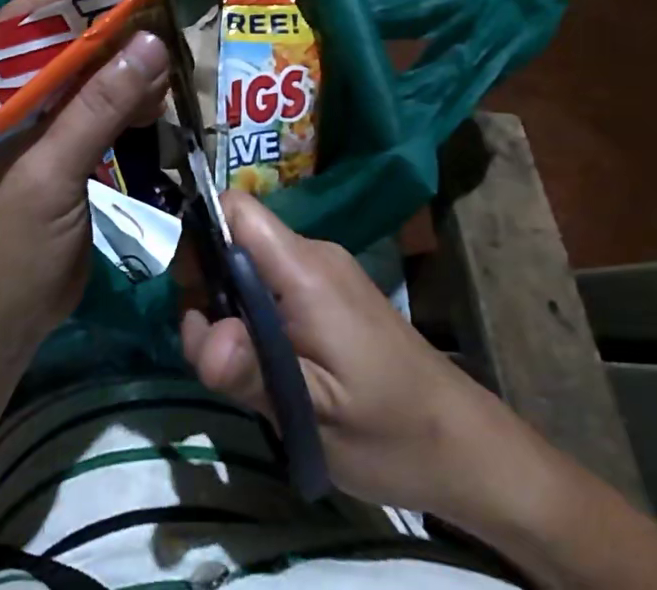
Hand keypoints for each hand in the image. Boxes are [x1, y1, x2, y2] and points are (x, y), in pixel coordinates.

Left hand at [0, 0, 169, 356]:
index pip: (19, 28)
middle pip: (53, 50)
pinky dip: (120, 106)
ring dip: (118, 71)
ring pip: (76, 83)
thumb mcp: (49, 177)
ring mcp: (23, 132)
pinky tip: (151, 103)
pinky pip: (88, 118)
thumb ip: (96, 108)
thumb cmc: (1, 254)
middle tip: (156, 24)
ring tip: (161, 67)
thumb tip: (149, 43)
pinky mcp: (50, 158)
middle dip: (104, 34)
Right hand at [181, 192, 552, 525]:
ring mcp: (323, 275)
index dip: (198, 235)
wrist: (466, 447)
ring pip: (248, 266)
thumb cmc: (391, 431)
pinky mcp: (329, 297)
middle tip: (211, 354)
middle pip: (234, 240)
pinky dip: (251, 317)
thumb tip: (201, 334)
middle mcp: (312, 257)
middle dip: (206, 286)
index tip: (190, 294)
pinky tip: (264, 366)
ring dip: (228, 309)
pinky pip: (270, 286)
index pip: (236, 208)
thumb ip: (253, 371)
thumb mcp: (314, 412)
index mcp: (305, 271)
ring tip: (240, 371)